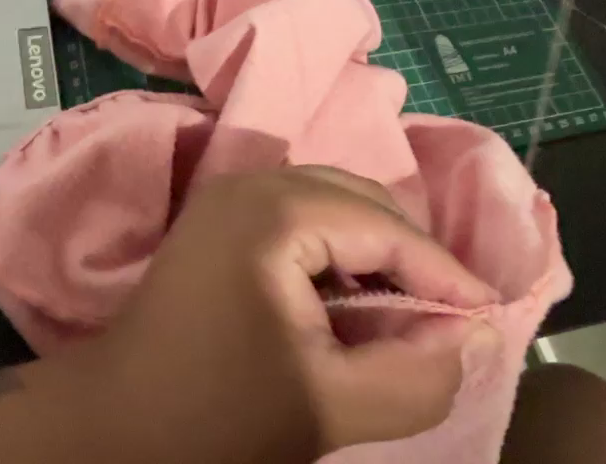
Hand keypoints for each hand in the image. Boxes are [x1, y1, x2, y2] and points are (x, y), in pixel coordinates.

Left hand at [56, 167, 500, 462]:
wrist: (114, 424)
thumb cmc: (217, 415)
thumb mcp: (329, 407)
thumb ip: (415, 375)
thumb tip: (472, 336)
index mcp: (277, 213)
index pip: (385, 227)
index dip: (444, 273)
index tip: (491, 314)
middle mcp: (252, 182)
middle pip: (358, 200)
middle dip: (410, 255)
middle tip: (451, 314)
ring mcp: (228, 194)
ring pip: (329, 202)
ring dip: (373, 250)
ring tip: (408, 309)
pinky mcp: (218, 217)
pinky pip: (298, 215)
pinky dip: (335, 250)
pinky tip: (350, 299)